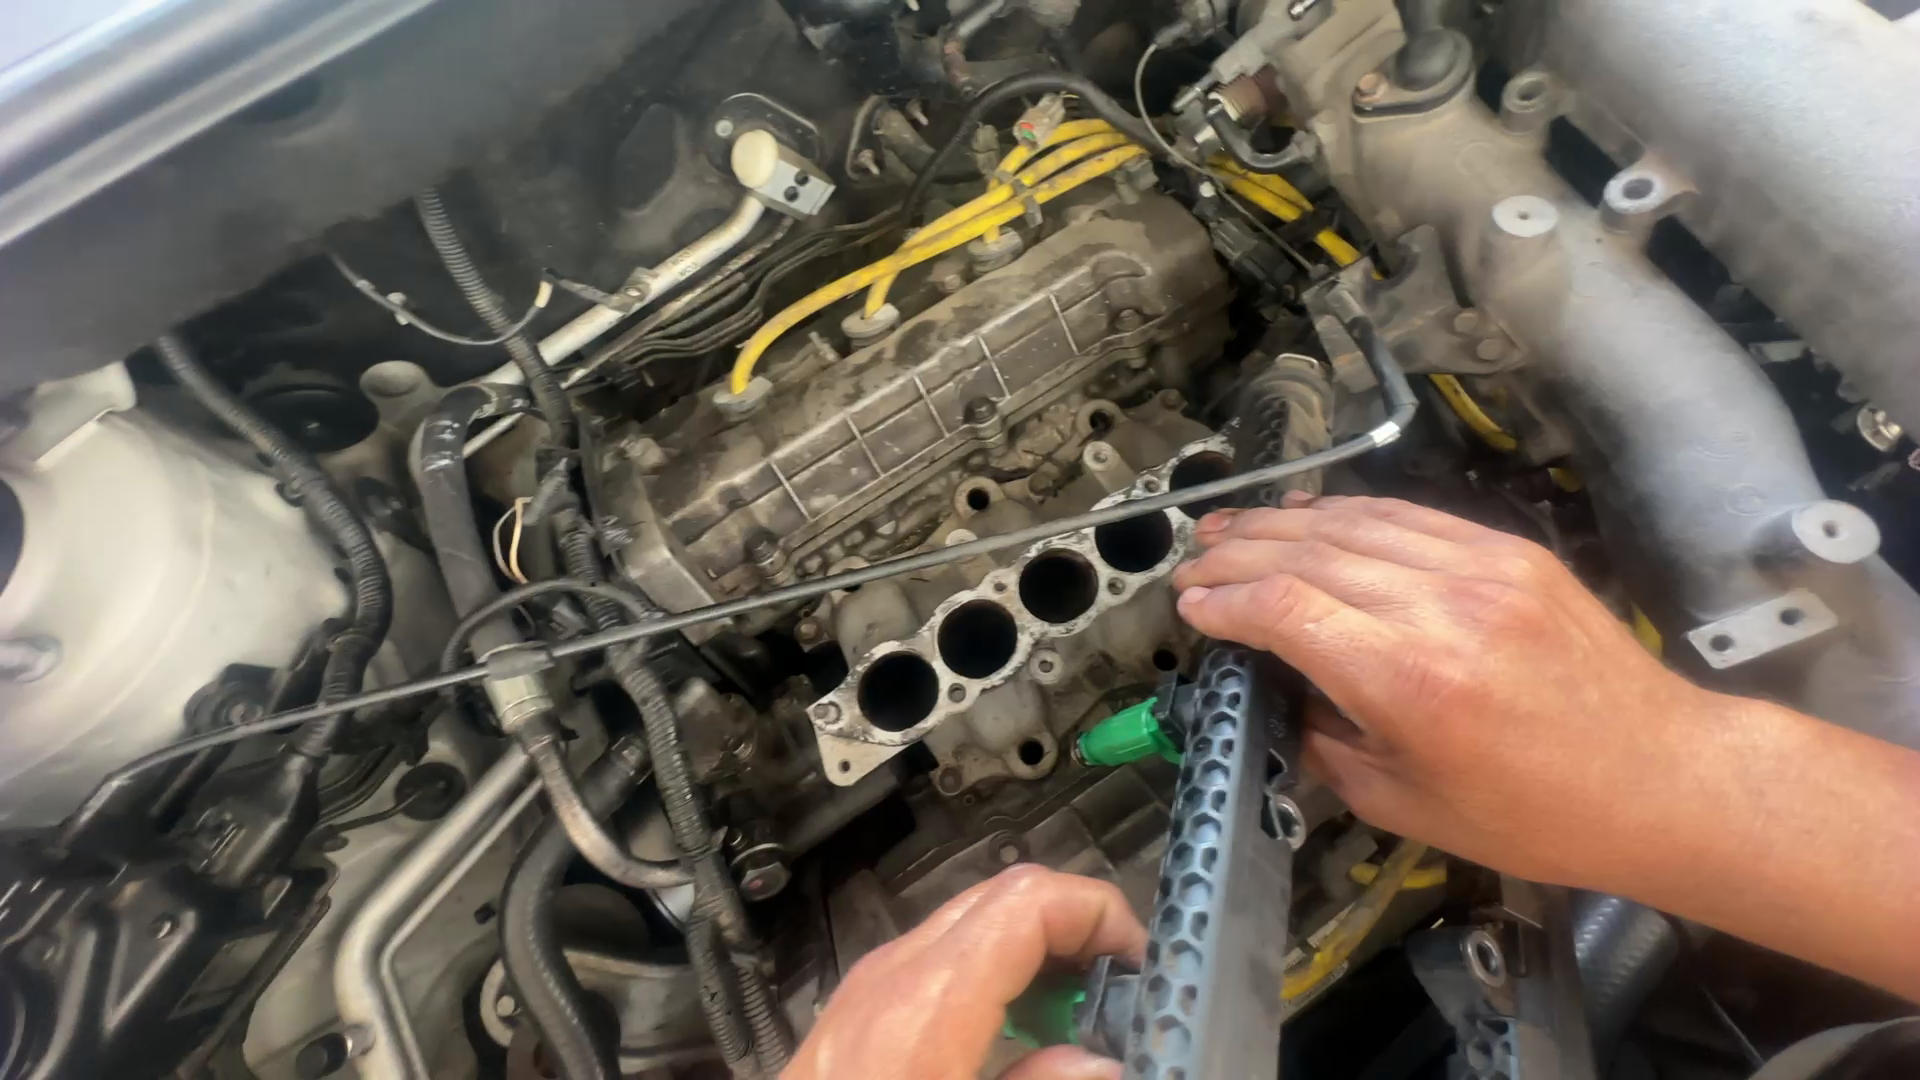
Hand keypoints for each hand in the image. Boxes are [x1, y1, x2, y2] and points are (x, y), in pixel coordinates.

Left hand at [785, 865, 1146, 1079]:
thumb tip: (1102, 1064)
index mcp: (927, 1002)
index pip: (1028, 900)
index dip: (1096, 912)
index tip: (1142, 964)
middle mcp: (896, 969)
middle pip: (1005, 895)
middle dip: (1075, 928)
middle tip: (1121, 993)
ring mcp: (873, 982)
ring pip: (977, 919)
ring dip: (1038, 949)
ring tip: (1078, 1016)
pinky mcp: (863, 1005)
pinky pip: (946, 955)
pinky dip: (997, 970)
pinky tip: (1013, 1034)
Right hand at [1170, 492, 1724, 888]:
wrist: (1672, 779)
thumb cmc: (1534, 814)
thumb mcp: (1402, 803)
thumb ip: (1320, 741)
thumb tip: (1275, 690)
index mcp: (1409, 680)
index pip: (1284, 609)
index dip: (1223, 602)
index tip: (1190, 608)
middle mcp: (1438, 607)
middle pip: (1304, 554)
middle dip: (1232, 554)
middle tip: (1189, 563)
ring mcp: (1477, 568)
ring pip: (1344, 524)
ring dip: (1270, 523)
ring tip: (1221, 526)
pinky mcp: (1504, 550)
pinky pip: (1399, 514)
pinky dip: (1336, 510)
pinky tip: (1297, 511)